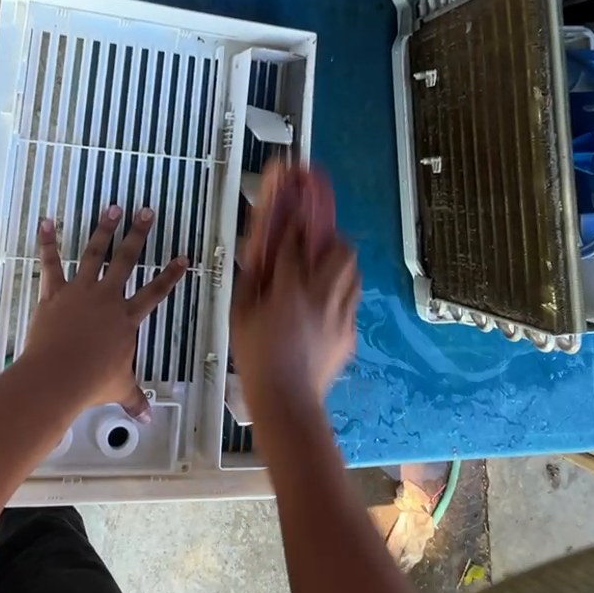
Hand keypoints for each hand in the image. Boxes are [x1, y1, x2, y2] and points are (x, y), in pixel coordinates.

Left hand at [23, 205, 188, 419]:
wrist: (57, 376)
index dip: (170, 275)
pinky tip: (46, 223)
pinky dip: (47, 243)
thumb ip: (133, 397)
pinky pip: (51, 264)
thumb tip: (146, 418)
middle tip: (146, 212)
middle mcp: (107, 298)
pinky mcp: (55, 294)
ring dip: (103, 230)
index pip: (155, 292)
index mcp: (126, 318)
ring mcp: (80, 292)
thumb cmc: (91, 382)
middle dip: (138, 234)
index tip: (182, 257)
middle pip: (126, 260)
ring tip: (112, 208)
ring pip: (94, 254)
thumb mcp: (119, 388)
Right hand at [232, 164, 359, 415]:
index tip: (295, 192)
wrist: (288, 401)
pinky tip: (328, 292)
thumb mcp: (240, 311)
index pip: (295, 239)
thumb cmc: (255, 355)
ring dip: (339, 256)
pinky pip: (353, 294)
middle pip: (338, 247)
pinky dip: (342, 284)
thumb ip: (251, 275)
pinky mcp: (351, 329)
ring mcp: (341, 312)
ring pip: (352, 268)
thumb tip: (259, 248)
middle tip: (314, 231)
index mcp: (289, 288)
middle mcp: (321, 294)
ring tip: (325, 258)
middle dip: (327, 232)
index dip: (295, 213)